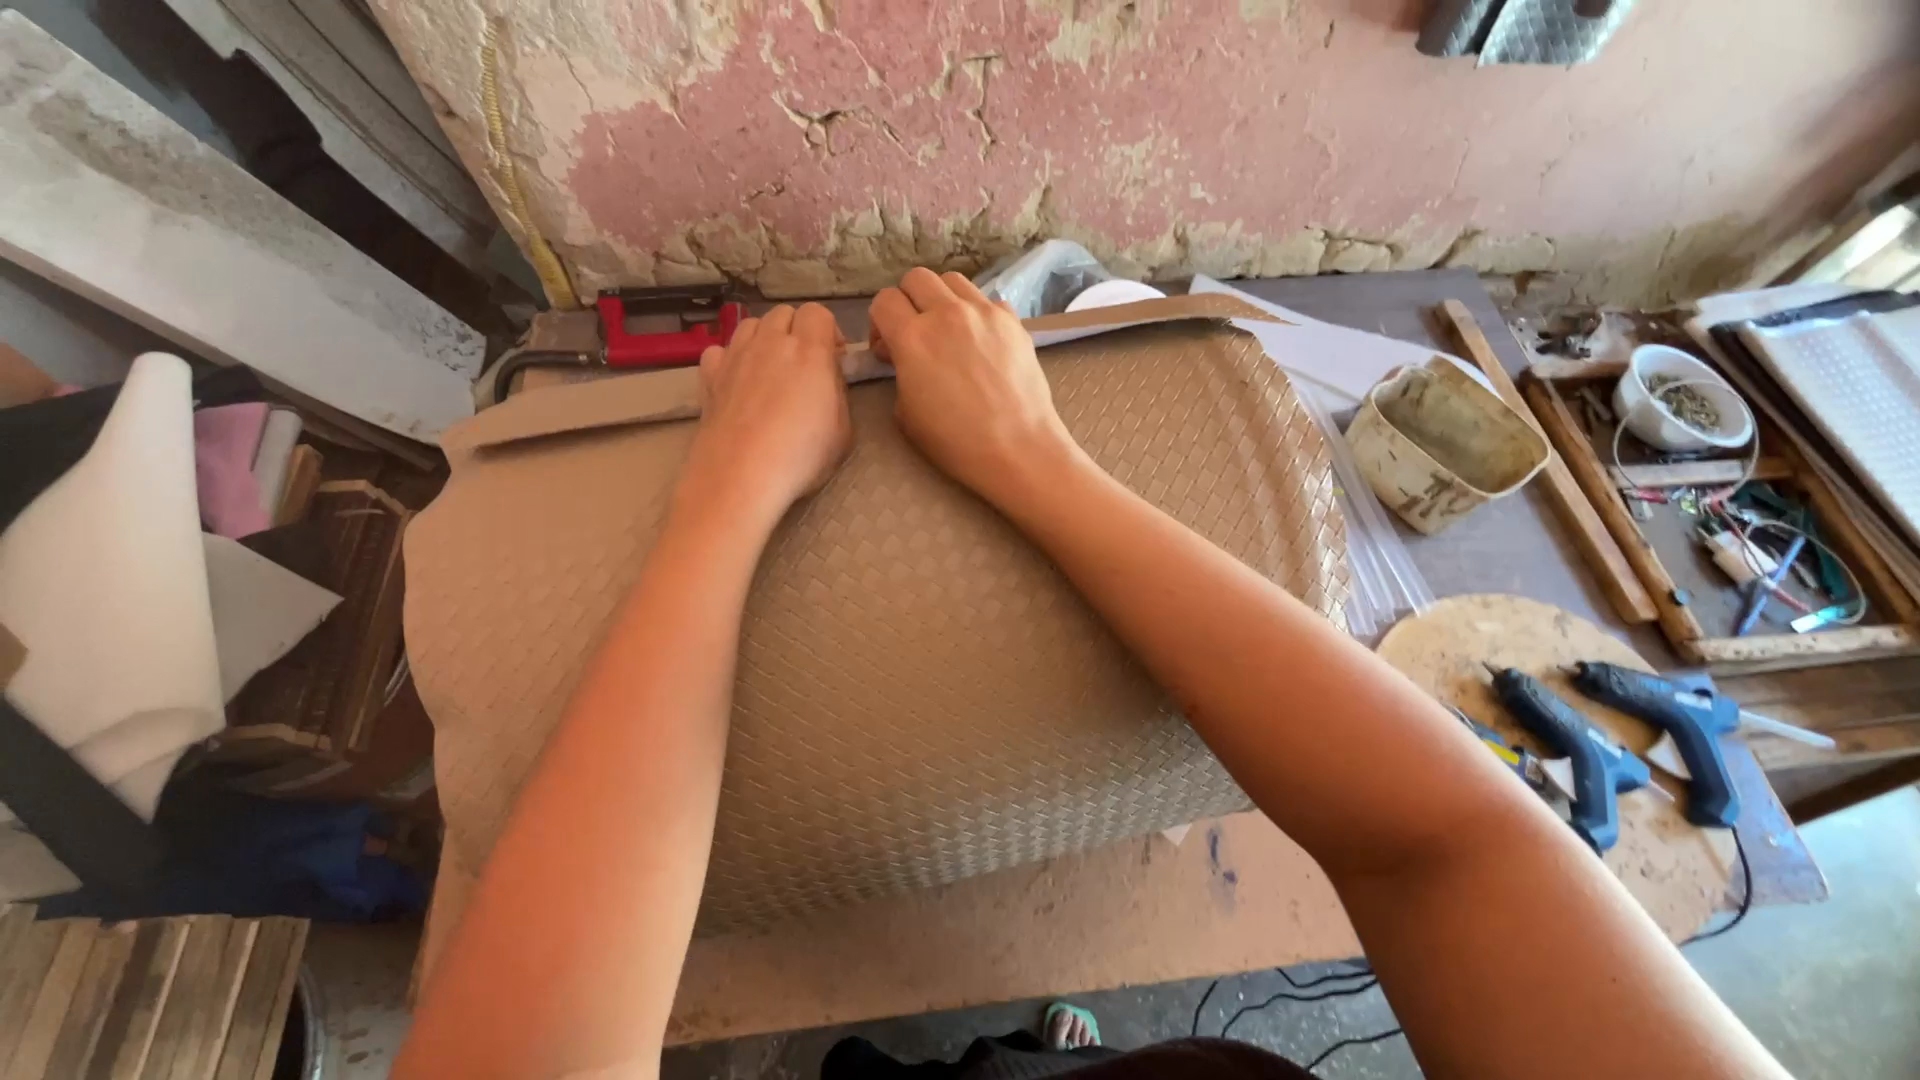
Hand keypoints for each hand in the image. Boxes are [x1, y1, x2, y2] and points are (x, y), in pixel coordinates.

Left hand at [679, 303, 851, 521]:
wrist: (741, 476)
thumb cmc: (801, 456)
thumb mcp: (843, 429)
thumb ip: (837, 392)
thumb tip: (827, 378)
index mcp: (809, 350)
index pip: (818, 313)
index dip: (829, 331)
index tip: (835, 357)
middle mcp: (770, 343)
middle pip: (783, 313)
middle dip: (797, 330)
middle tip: (805, 363)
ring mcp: (735, 356)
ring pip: (751, 325)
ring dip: (765, 338)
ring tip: (771, 367)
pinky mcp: (709, 376)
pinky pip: (719, 350)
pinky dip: (730, 357)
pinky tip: (737, 380)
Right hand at [869, 268, 1084, 505]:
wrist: (1018, 448)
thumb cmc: (956, 442)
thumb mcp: (906, 414)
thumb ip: (899, 373)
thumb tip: (903, 357)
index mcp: (913, 337)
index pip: (884, 301)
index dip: (879, 323)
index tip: (887, 348)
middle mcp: (948, 313)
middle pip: (917, 278)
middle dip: (908, 301)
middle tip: (915, 332)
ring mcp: (984, 313)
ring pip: (953, 281)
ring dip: (942, 299)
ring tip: (948, 331)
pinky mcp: (1013, 321)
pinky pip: (987, 301)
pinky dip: (976, 313)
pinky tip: (980, 342)